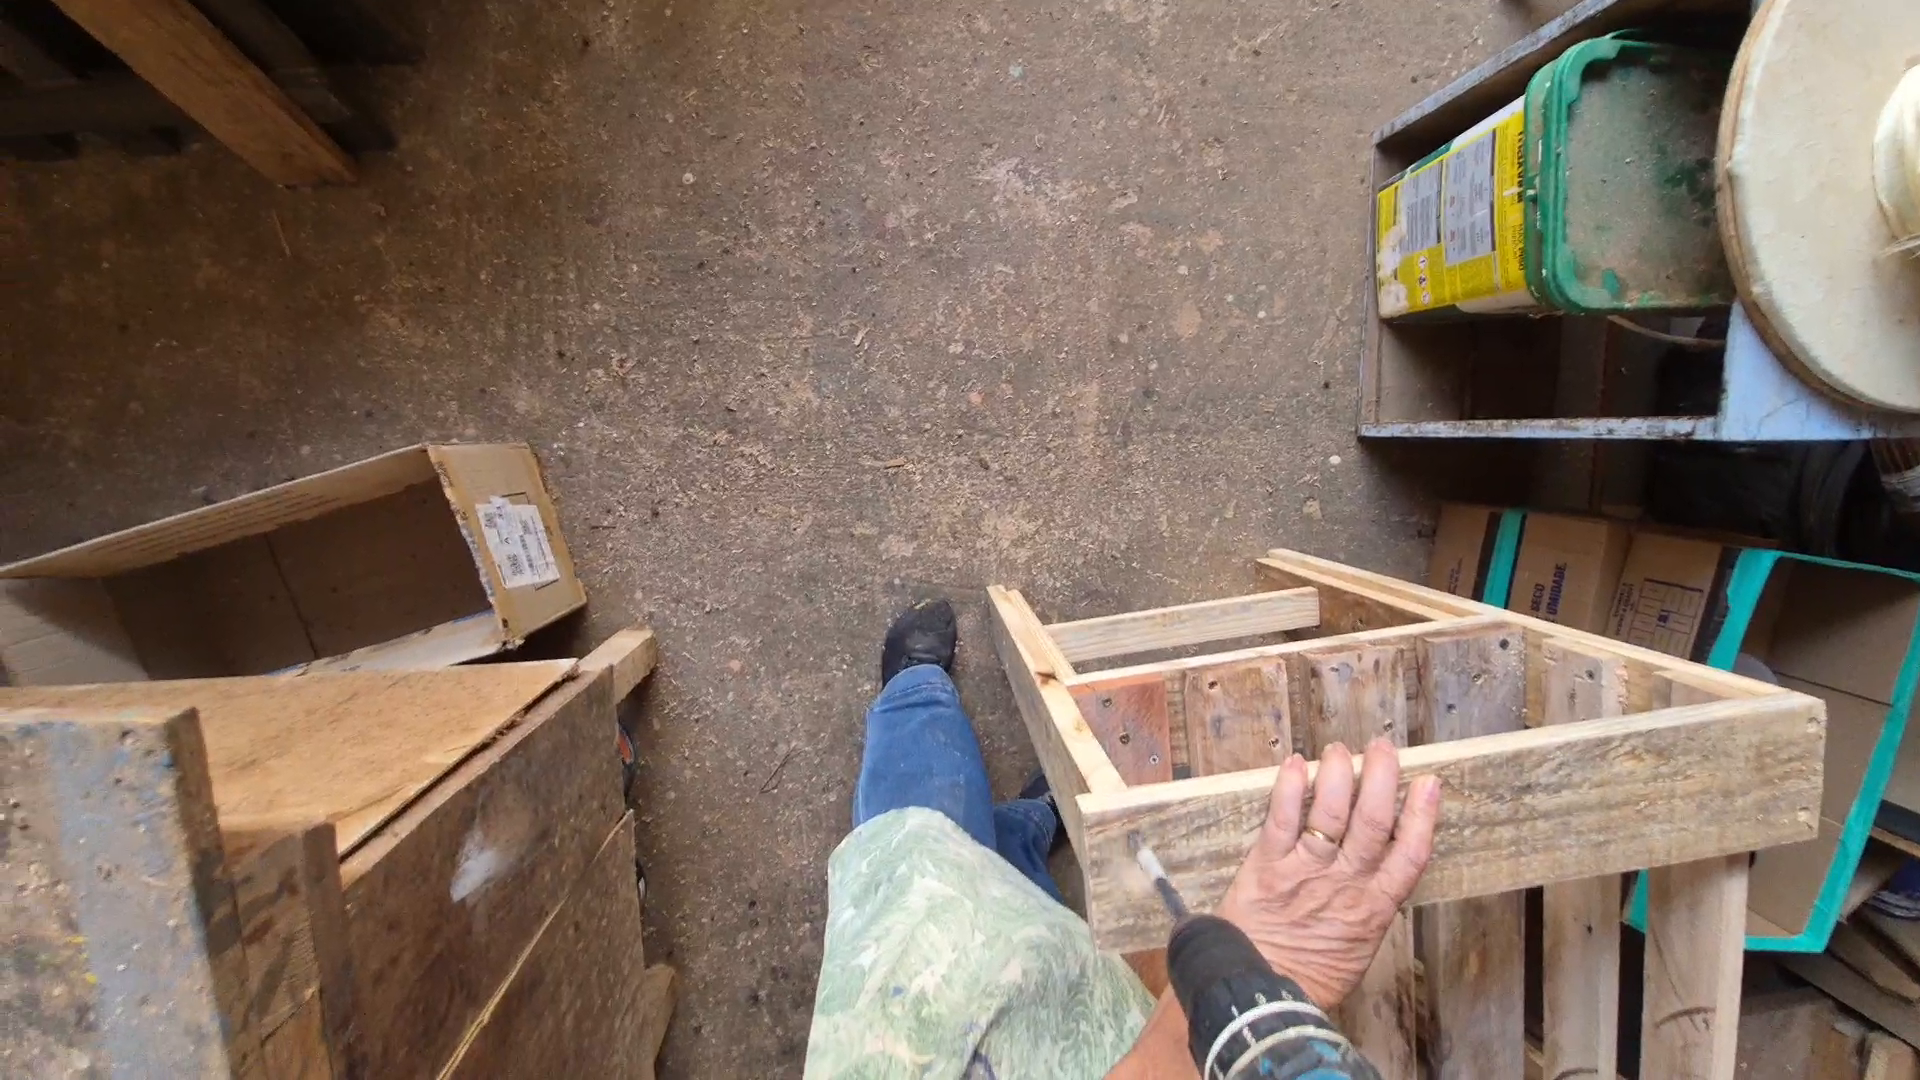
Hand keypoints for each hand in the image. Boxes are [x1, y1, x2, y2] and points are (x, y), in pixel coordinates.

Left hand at [1214, 738, 1439, 1009]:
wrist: (1260, 982)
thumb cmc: (1310, 966)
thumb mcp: (1358, 942)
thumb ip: (1369, 901)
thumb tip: (1381, 861)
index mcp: (1373, 907)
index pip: (1409, 855)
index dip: (1422, 816)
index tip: (1429, 782)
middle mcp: (1344, 884)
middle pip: (1372, 824)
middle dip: (1380, 780)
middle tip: (1383, 747)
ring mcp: (1306, 871)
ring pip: (1330, 815)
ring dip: (1337, 776)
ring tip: (1340, 749)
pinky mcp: (1268, 864)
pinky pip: (1281, 820)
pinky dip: (1288, 789)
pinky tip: (1295, 763)